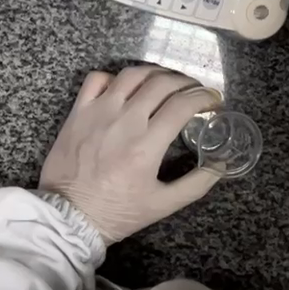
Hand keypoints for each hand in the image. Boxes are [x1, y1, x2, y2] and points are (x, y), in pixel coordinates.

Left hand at [39, 66, 221, 242]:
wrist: (68, 217)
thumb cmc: (116, 212)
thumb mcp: (162, 205)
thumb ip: (195, 184)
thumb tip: (220, 164)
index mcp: (147, 144)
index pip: (182, 105)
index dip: (204, 97)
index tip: (212, 101)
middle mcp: (125, 120)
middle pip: (162, 84)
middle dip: (185, 82)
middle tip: (194, 91)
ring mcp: (99, 111)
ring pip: (132, 75)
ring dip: (155, 73)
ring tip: (166, 81)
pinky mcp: (78, 111)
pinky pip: (97, 79)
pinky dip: (115, 77)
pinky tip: (125, 87)